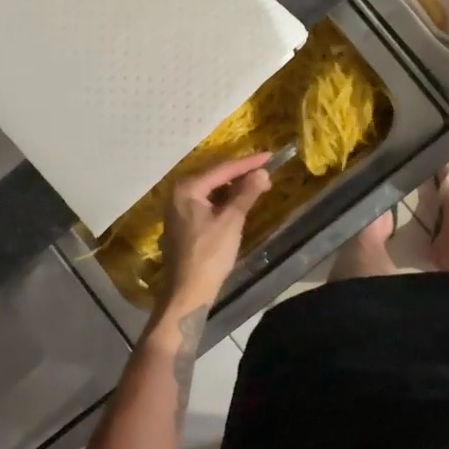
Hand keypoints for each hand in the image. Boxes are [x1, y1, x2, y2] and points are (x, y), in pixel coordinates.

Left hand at [159, 152, 272, 313]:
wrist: (187, 293)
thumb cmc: (209, 255)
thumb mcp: (230, 221)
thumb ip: (246, 193)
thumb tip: (262, 172)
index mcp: (187, 188)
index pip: (222, 169)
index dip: (248, 163)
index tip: (269, 156)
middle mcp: (179, 193)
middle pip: (214, 176)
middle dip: (241, 174)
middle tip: (266, 170)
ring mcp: (179, 208)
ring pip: (211, 189)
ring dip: (234, 187)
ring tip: (258, 183)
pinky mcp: (184, 222)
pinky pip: (207, 201)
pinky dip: (224, 199)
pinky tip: (240, 200)